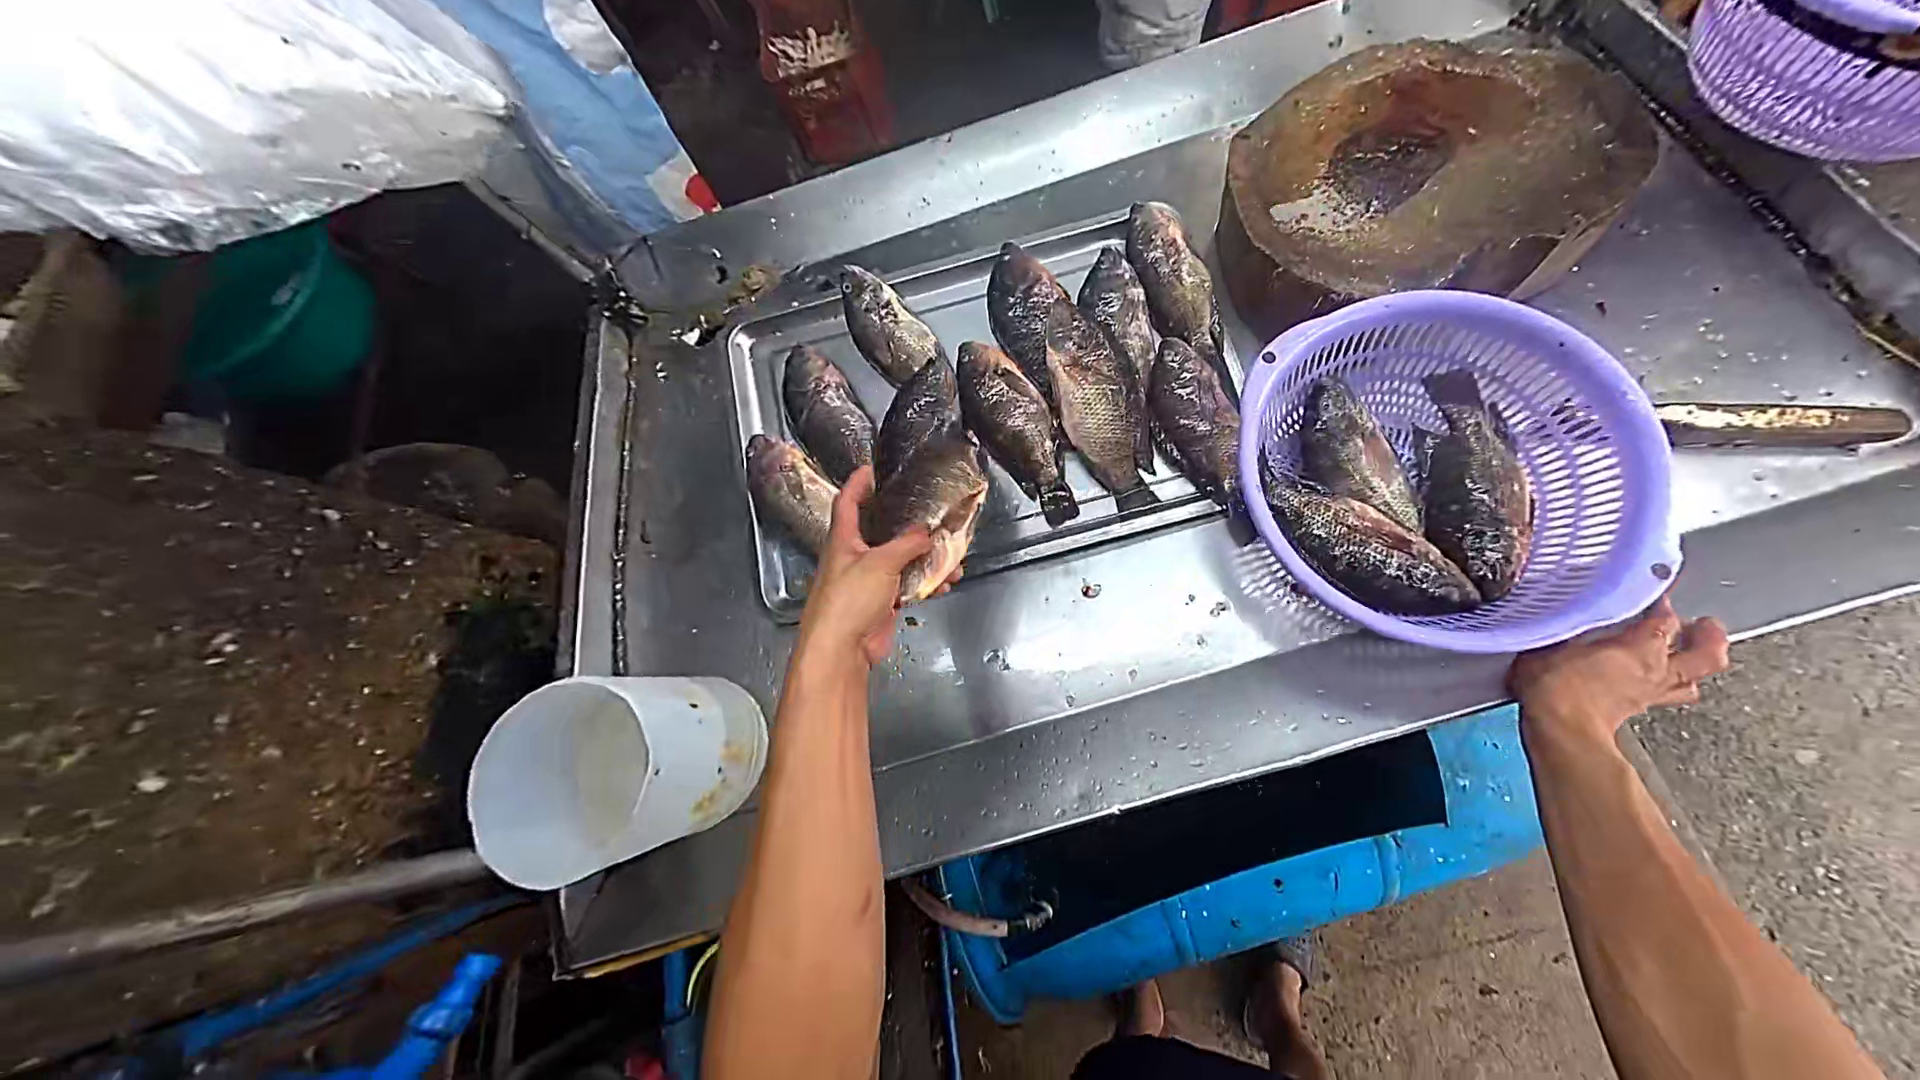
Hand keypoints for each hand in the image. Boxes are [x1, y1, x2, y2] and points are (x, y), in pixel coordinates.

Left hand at [797, 466, 934, 665]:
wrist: (841, 650)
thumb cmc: (846, 602)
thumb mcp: (880, 563)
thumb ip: (906, 544)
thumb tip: (925, 533)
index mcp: (844, 539)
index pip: (848, 501)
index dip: (858, 483)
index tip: (873, 468)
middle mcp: (854, 556)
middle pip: (881, 530)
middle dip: (905, 522)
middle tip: (926, 510)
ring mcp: (868, 580)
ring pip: (899, 559)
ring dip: (923, 557)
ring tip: (948, 553)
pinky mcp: (881, 602)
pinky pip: (906, 585)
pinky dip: (925, 582)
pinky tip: (943, 583)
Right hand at [1509, 595, 1730, 748]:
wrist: (1560, 725)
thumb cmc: (1556, 685)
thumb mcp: (1550, 644)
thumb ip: (1566, 628)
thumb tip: (1564, 615)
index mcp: (1639, 648)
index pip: (1664, 621)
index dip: (1662, 607)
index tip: (1655, 598)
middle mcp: (1656, 670)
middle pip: (1705, 654)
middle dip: (1709, 638)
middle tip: (1705, 625)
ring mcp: (1652, 692)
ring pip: (1694, 678)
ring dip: (1696, 665)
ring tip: (1689, 655)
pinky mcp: (1640, 708)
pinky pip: (1670, 695)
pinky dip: (1673, 686)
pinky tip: (1658, 683)